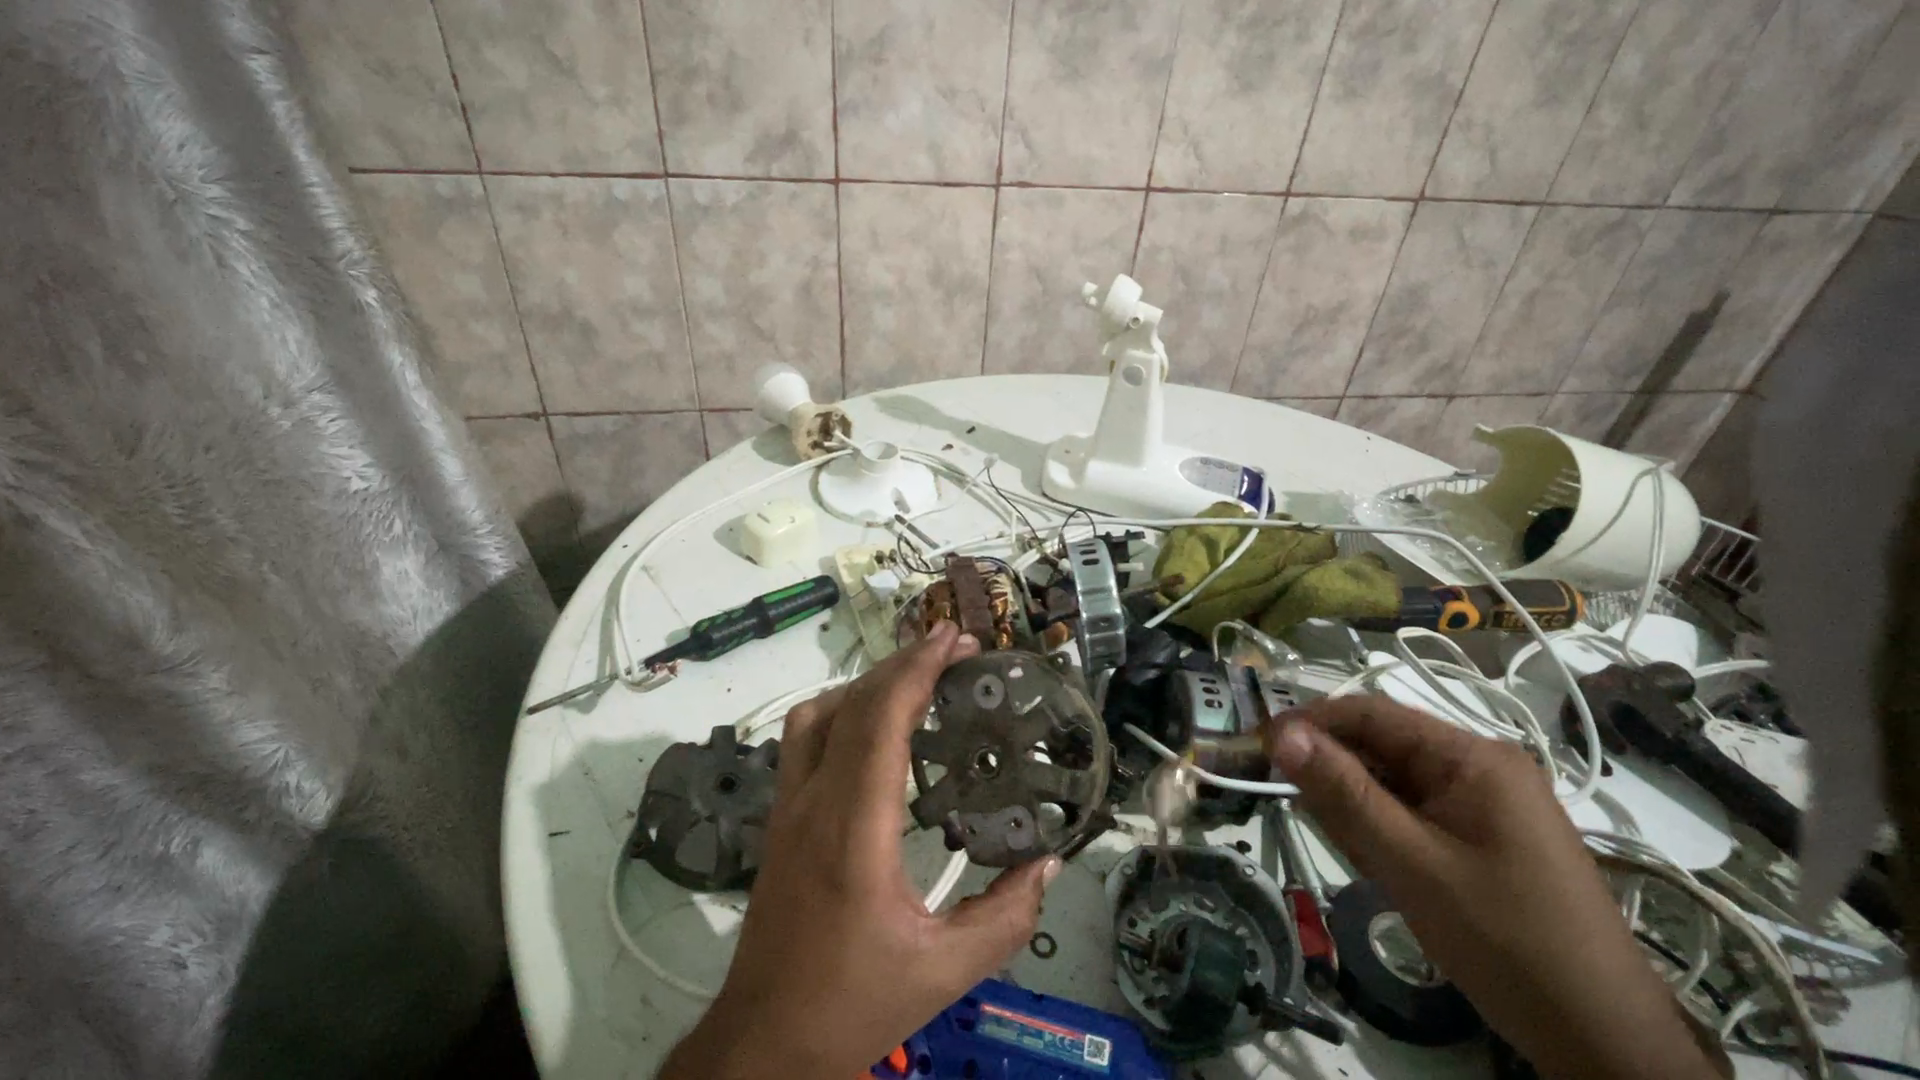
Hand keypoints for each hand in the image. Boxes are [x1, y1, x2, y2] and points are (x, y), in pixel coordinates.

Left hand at [660, 623, 1061, 1079]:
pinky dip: (841, 712)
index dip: (918, 670)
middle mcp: (813, 804)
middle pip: (850, 705)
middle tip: (955, 650)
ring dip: (865, 685)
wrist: (767, 1039)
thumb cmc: (854, 1002)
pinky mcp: (778, 823)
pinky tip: (872, 730)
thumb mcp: (945, 969)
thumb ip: (1005, 916)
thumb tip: (1049, 863)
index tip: (956, 638)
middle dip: (903, 665)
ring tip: (916, 681)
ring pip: (815, 716)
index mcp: (854, 830)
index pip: (880, 720)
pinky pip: (804, 742)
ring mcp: (786, 810)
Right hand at [1270, 697, 1720, 1079]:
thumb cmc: (1504, 940)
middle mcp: (1481, 767)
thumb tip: (1281, 734)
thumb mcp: (1412, 864)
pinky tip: (1379, 868)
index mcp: (1473, 757)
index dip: (1309, 723)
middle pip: (1382, 748)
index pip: (1372, 714)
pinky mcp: (1484, 838)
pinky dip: (1384, 832)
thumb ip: (1344, 795)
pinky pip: (1415, 816)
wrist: (1601, 1033)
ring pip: (1394, 785)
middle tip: (1289, 808)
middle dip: (1333, 773)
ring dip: (1357, 809)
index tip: (1255, 746)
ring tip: (1354, 856)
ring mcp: (1485, 805)